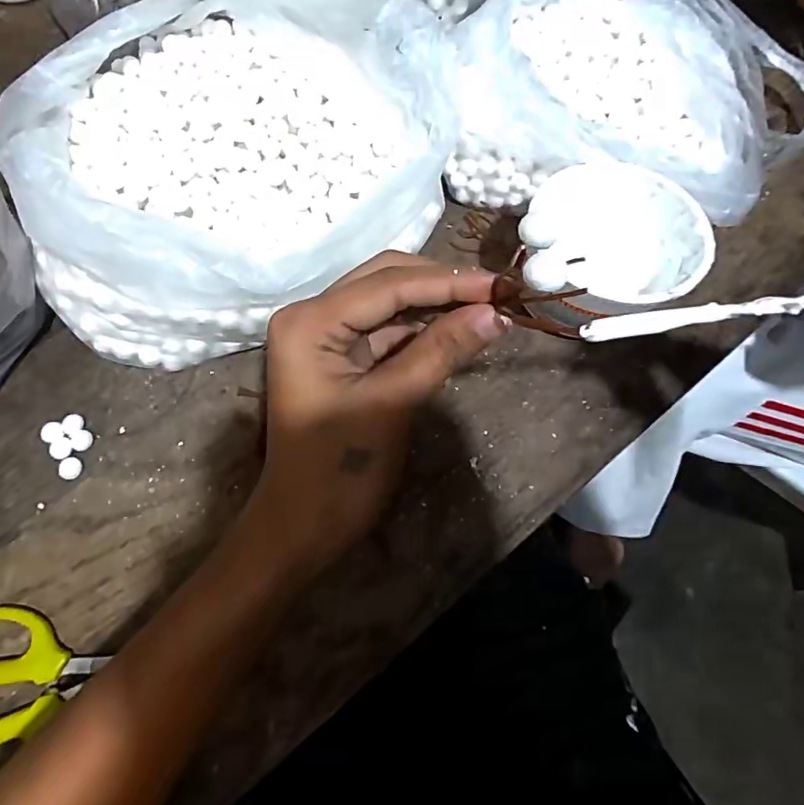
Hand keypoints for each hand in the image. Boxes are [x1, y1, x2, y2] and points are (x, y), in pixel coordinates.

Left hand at [247, 252, 508, 568]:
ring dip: (433, 302)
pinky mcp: (337, 355)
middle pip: (383, 280)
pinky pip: (383, 328)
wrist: (302, 525)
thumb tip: (494, 311)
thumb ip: (440, 351)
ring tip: (487, 305)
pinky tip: (457, 326)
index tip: (501, 285)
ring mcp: (320, 334)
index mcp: (308, 322)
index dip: (447, 282)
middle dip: (439, 283)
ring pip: (385, 300)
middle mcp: (309, 316)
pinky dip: (420, 326)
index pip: (386, 285)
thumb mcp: (391, 404)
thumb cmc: (338, 471)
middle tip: (496, 293)